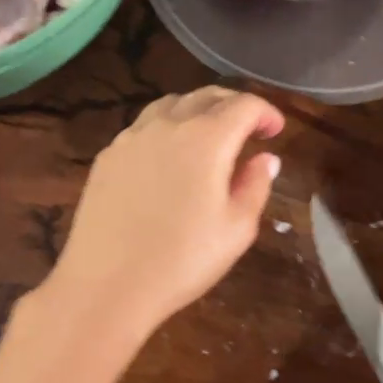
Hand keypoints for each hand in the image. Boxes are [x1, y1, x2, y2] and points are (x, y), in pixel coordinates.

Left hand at [47, 87, 283, 336]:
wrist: (106, 286)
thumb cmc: (182, 260)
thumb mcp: (237, 229)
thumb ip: (255, 185)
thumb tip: (265, 158)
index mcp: (207, 138)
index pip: (244, 105)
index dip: (266, 112)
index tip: (276, 130)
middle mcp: (168, 125)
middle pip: (207, 96)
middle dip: (234, 105)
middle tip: (250, 128)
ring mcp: (132, 138)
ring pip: (171, 105)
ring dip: (198, 111)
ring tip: (209, 135)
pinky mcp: (108, 157)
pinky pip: (144, 127)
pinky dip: (167, 129)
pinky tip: (169, 158)